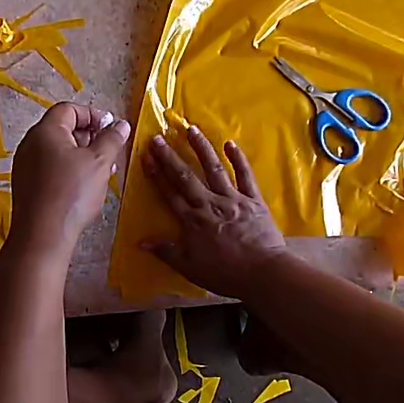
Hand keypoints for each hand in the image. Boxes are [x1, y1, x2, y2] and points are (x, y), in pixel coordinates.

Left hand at [10, 102, 130, 253]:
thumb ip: (112, 139)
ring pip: (58, 150)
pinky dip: (69, 169)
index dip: (92, 115)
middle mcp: (31, 144)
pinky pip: (51, 167)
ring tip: (102, 170)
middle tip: (109, 150)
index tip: (111, 127)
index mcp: (46, 131)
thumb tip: (120, 125)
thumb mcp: (100, 162)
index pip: (69, 109)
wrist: (44, 234)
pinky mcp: (27, 185)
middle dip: (90, 136)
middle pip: (62, 128)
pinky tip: (85, 186)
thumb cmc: (71, 194)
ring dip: (82, 154)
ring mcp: (26, 165)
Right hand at [140, 126, 287, 298]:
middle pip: (186, 176)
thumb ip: (166, 252)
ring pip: (214, 169)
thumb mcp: (190, 267)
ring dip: (202, 148)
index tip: (147, 157)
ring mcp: (233, 198)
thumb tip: (141, 242)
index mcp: (192, 220)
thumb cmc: (225, 273)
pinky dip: (238, 159)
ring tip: (191, 129)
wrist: (262, 272)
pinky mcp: (253, 199)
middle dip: (170, 156)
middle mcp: (209, 203)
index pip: (169, 193)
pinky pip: (245, 175)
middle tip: (158, 138)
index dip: (157, 175)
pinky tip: (230, 144)